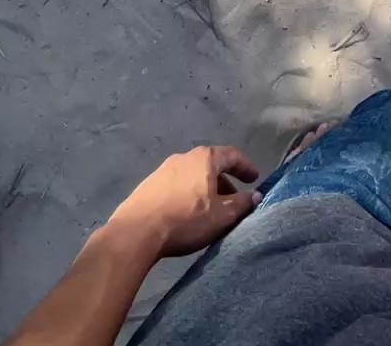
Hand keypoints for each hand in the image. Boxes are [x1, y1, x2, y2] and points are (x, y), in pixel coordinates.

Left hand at [103, 145, 260, 257]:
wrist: (134, 234)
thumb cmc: (185, 219)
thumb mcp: (221, 215)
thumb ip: (242, 203)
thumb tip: (256, 195)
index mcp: (205, 158)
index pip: (232, 156)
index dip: (246, 166)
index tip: (255, 179)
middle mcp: (184, 157)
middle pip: (211, 165)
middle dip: (224, 181)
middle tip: (233, 198)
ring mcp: (162, 171)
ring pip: (192, 176)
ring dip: (204, 189)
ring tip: (208, 209)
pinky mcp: (146, 187)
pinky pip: (174, 186)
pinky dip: (185, 195)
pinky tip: (184, 213)